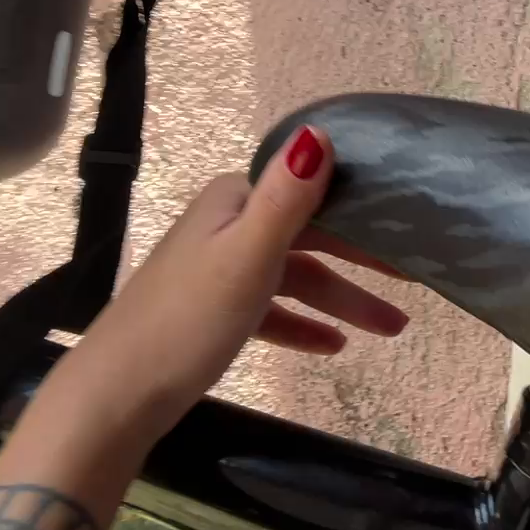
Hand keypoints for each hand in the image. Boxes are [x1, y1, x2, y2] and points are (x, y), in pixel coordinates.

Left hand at [0, 127, 408, 529]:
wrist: (115, 398)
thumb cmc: (188, 318)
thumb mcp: (248, 254)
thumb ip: (288, 195)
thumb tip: (321, 130)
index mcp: (235, 200)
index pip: (313, 194)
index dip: (362, 211)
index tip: (410, 230)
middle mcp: (229, 224)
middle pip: (310, 237)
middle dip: (362, 265)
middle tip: (414, 284)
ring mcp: (220, 269)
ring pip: (295, 277)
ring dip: (341, 302)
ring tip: (391, 329)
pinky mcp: (214, 311)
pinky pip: (271, 310)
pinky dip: (303, 325)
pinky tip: (335, 346)